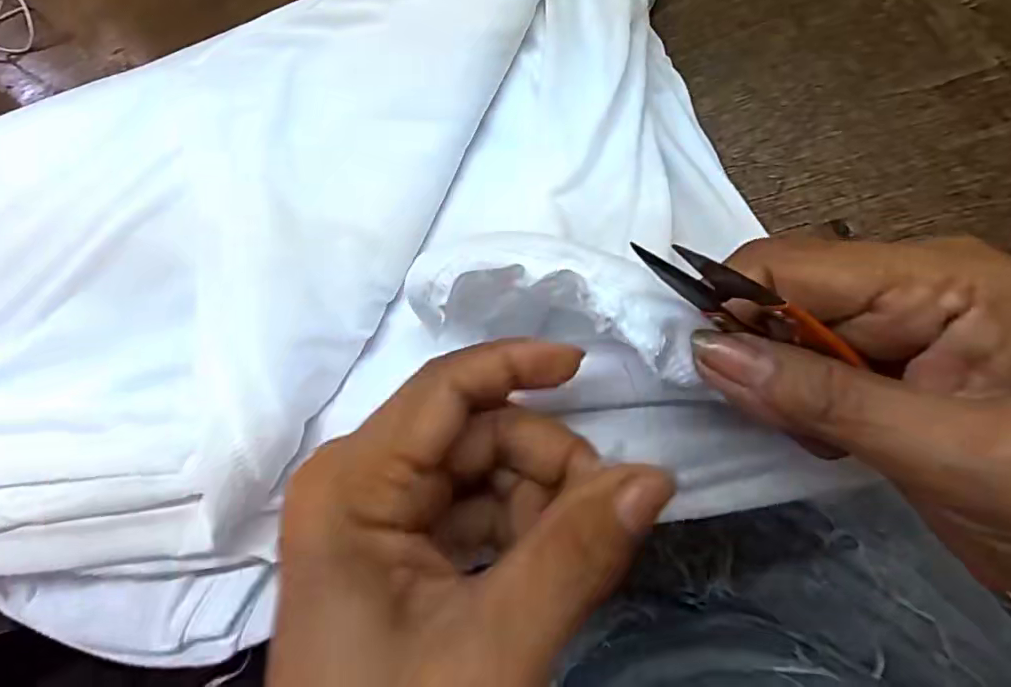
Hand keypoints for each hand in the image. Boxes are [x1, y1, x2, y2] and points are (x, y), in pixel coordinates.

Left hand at [271, 341, 675, 686]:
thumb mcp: (494, 646)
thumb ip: (576, 553)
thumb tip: (657, 476)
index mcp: (353, 482)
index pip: (445, 386)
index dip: (515, 363)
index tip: (582, 366)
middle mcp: (356, 481)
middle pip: (472, 431)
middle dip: (543, 459)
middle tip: (602, 508)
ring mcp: (374, 517)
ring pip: (479, 470)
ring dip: (538, 497)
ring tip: (577, 550)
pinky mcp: (394, 552)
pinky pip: (471, 510)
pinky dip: (519, 527)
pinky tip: (548, 564)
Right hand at [691, 236, 1010, 685]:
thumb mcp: (958, 458)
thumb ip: (827, 400)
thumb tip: (708, 351)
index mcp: (947, 276)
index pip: (801, 264)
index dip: (738, 304)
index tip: (703, 365)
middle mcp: (921, 277)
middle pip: (792, 288)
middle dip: (764, 350)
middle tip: (783, 422)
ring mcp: (914, 316)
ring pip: (797, 325)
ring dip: (785, 382)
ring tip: (823, 441)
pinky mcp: (905, 355)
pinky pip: (820, 357)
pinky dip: (806, 398)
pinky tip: (835, 438)